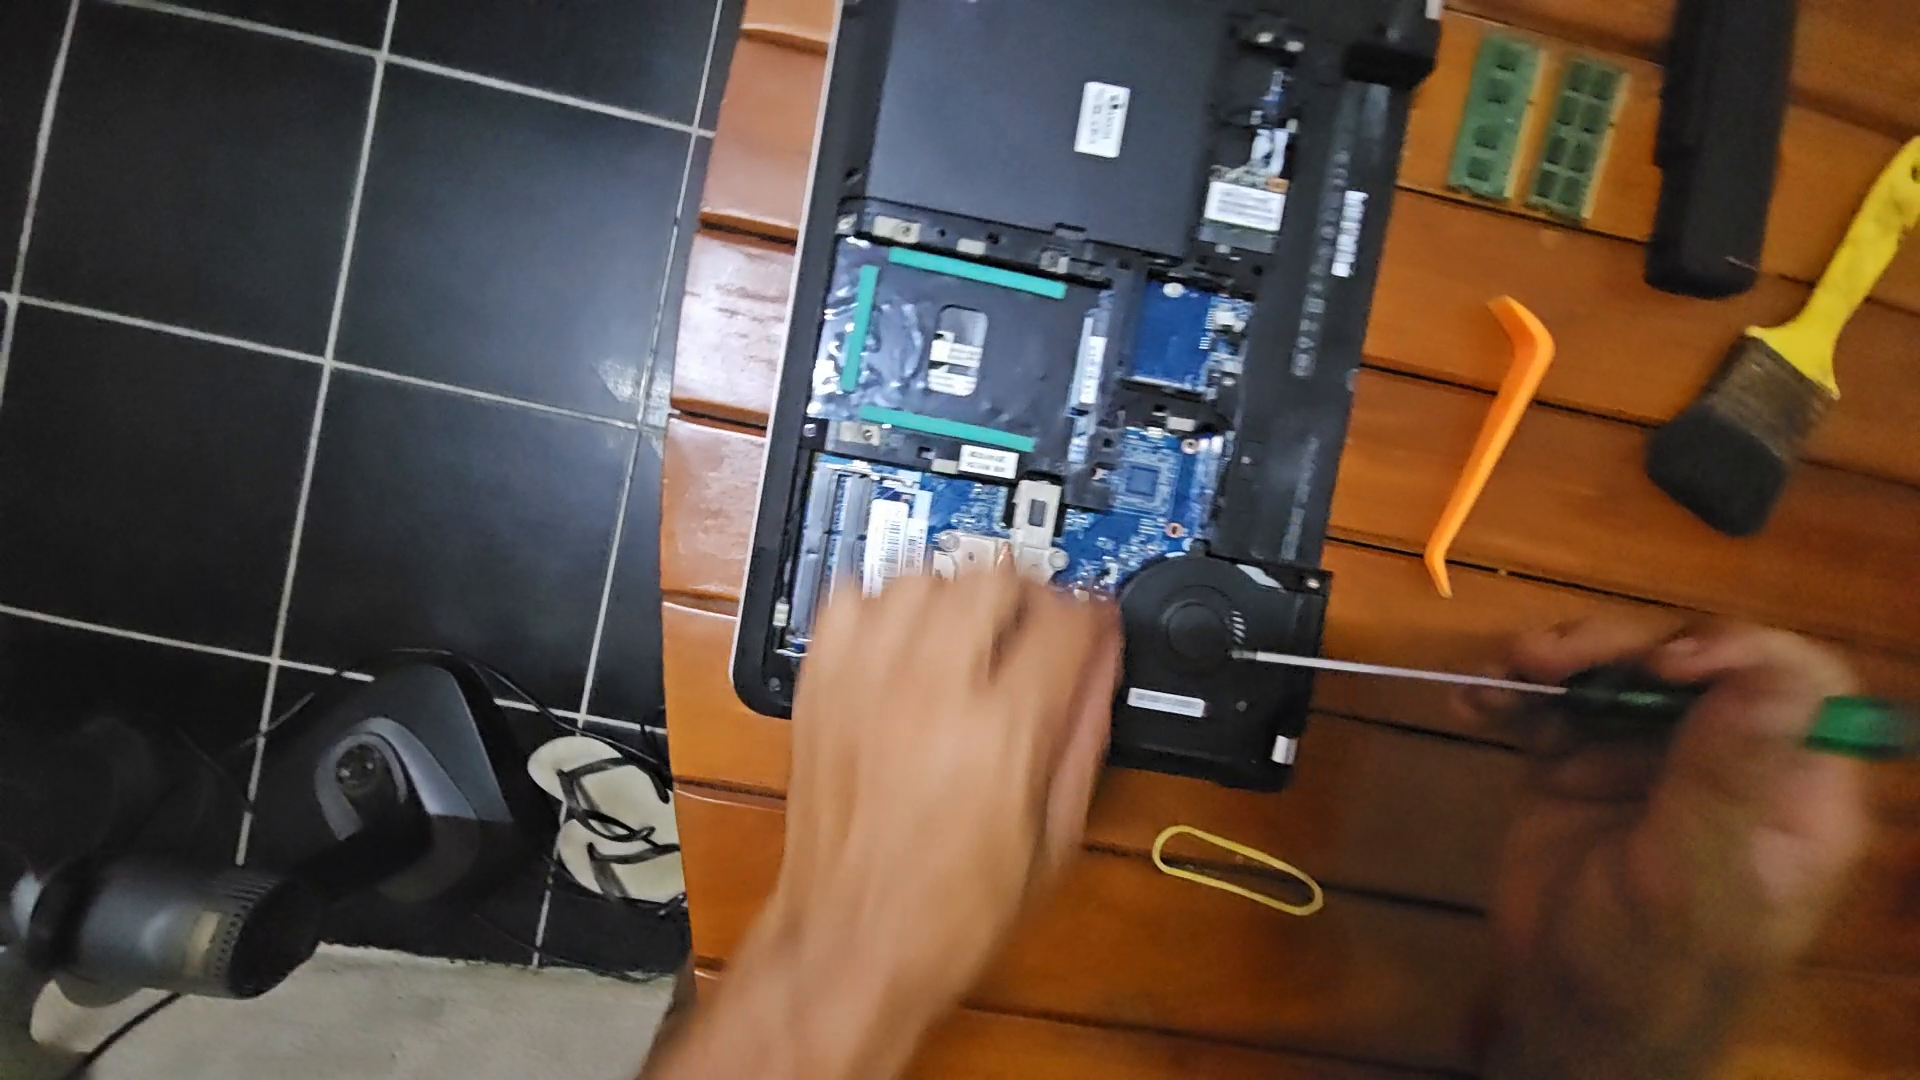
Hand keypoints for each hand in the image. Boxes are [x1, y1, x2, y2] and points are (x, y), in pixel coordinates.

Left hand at [644, 567, 1120, 1079]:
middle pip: (994, 578)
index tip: (1093, 623)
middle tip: (1033, 629)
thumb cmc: (951, 909)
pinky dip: (884, 606)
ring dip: (958, 595)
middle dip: (1029, 595)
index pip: (1066, 622)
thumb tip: (1103, 664)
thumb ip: (1085, 731)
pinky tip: (903, 641)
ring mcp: (867, 681)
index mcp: (1001, 729)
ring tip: (969, 635)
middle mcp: (931, 689)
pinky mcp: (822, 685)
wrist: (852, 940)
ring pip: (925, 576)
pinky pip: (851, 598)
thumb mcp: (1054, 834)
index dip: (1092, 616)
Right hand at [1474, 618, 1870, 1079]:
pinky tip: (1469, 705)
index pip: (1789, 683)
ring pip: (1600, 673)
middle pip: (1674, 662)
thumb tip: (1768, 675)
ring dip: (1542, 663)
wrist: (1560, 1001)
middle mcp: (1712, 757)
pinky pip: (1539, 706)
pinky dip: (1502, 695)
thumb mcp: (1691, 874)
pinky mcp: (1566, 761)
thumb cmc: (1647, 957)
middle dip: (1604, 649)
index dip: (1729, 651)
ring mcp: (1633, 756)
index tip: (1654, 663)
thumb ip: (1724, 777)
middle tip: (1533, 658)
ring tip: (1491, 677)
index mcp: (1782, 786)